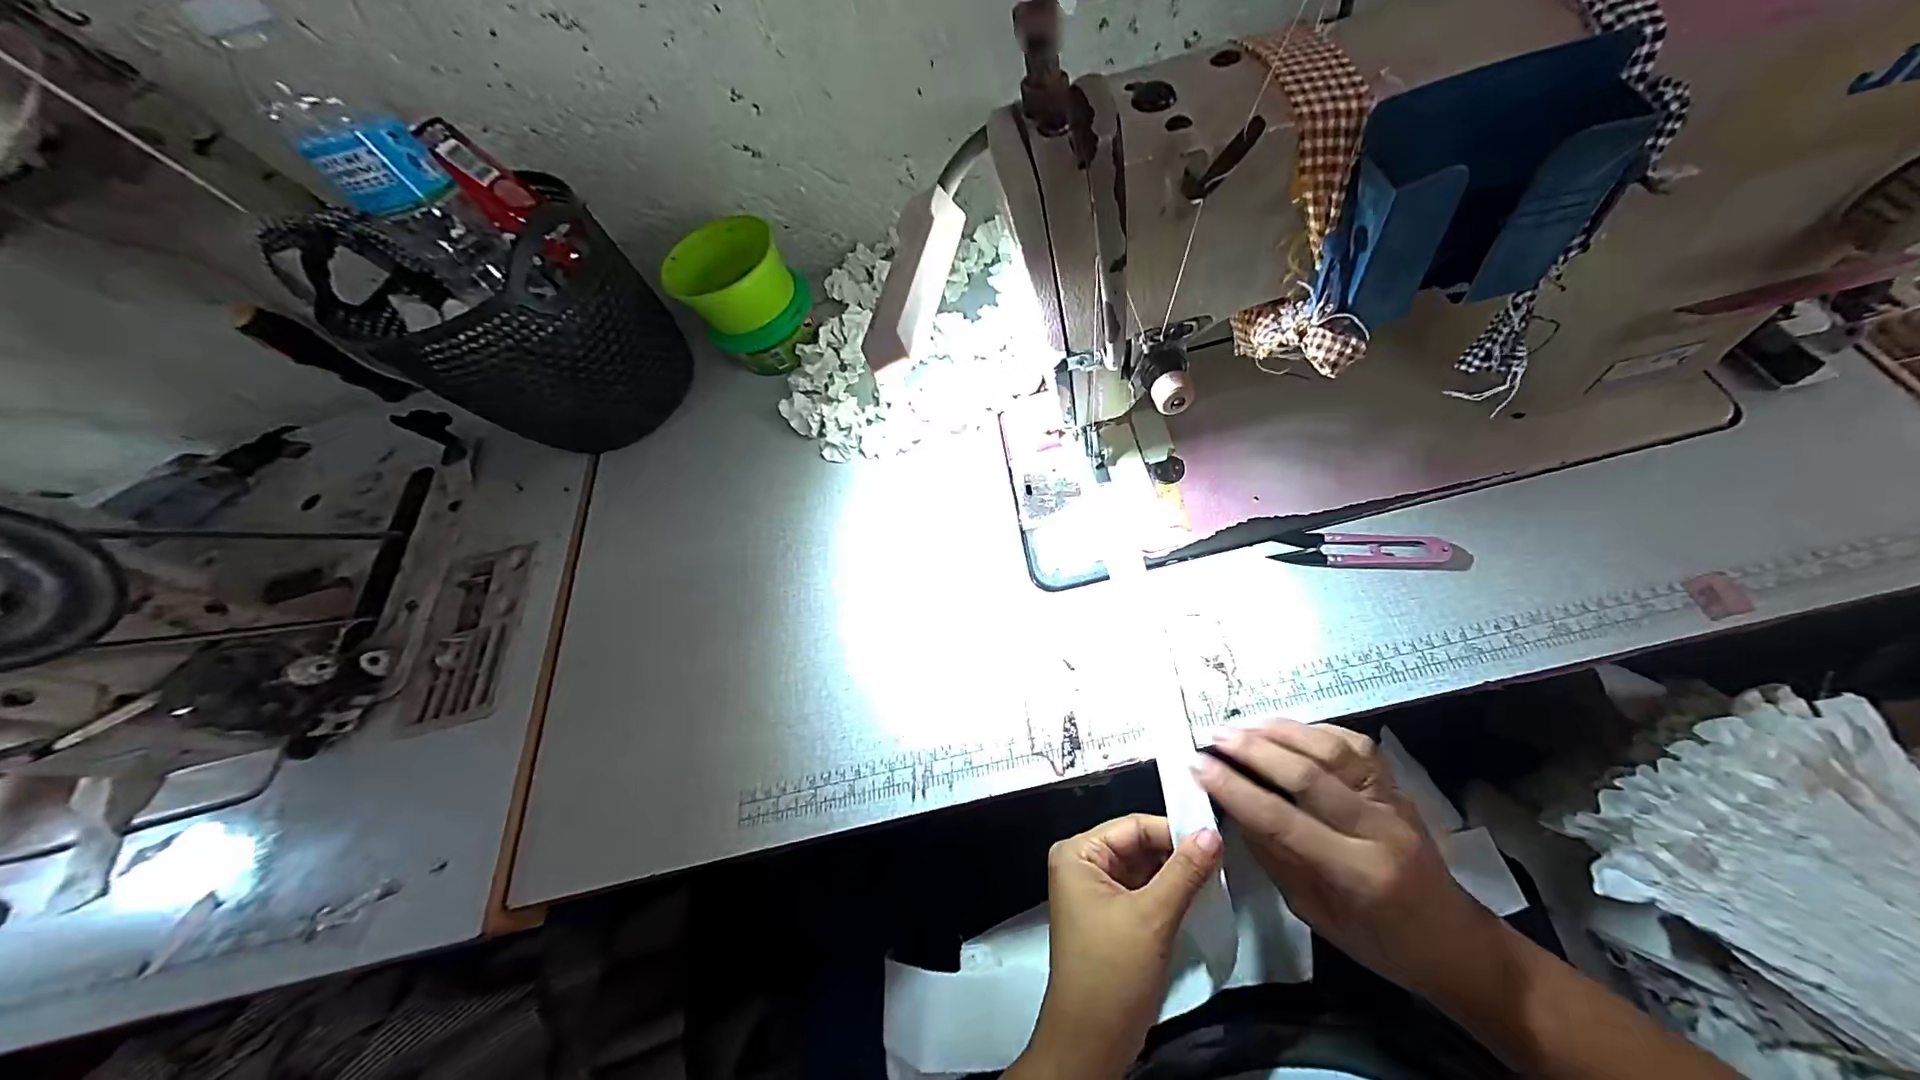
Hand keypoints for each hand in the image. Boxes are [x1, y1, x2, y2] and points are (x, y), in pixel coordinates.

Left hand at [1013, 814, 1222, 1079]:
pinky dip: (1170, 894)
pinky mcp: (1112, 915)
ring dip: (1177, 874)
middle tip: (1222, 858)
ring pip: (1145, 868)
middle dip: (1177, 853)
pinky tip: (1199, 897)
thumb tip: (1213, 834)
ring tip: (1216, 876)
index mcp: (1078, 853)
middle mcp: (1083, 864)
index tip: (1216, 838)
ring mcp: (1097, 891)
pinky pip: (1144, 891)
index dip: (1174, 830)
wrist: (1092, 1040)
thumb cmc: (1112, 972)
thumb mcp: (1152, 917)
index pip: (1133, 826)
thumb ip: (1184, 872)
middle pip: (1139, 844)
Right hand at [1191, 720, 1498, 996]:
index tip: (1197, 766)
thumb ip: (1275, 856)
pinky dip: (1318, 731)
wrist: (1456, 942)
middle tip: (1213, 737)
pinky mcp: (1398, 787)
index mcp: (1357, 873)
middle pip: (1308, 774)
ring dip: (1282, 732)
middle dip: (1253, 751)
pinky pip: (1357, 746)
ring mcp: (1394, 802)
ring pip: (1335, 750)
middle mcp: (1379, 830)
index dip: (1234, 789)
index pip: (1282, 820)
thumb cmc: (1380, 942)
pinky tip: (1287, 729)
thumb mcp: (1315, 912)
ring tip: (1242, 726)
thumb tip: (1233, 808)